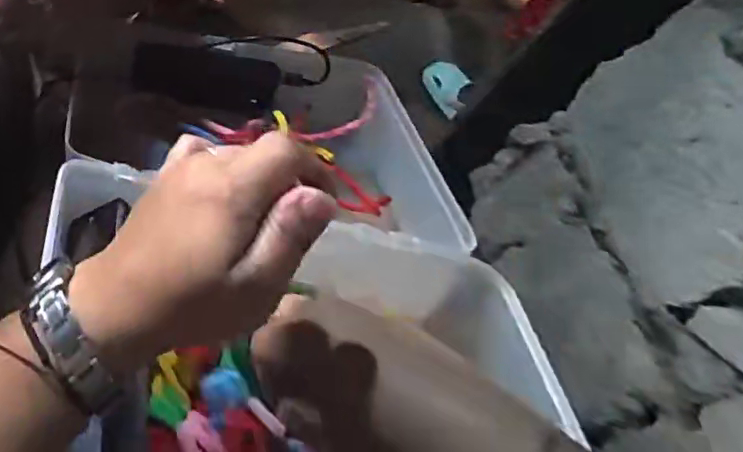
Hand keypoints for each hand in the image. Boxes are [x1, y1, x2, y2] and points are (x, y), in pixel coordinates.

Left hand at [68, 133, 336, 372]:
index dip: (315, 168)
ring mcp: (178, 165)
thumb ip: (290, 234)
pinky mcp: (163, 174)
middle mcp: (204, 162)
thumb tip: (321, 195)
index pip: (285, 147)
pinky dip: (222, 169)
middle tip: (292, 228)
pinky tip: (220, 199)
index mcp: (231, 185)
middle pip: (260, 150)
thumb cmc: (195, 302)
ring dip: (256, 177)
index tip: (326, 206)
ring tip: (258, 222)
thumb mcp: (256, 284)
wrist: (122, 298)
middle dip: (288, 179)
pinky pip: (202, 155)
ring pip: (233, 153)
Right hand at [250, 294, 579, 451]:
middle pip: (283, 323)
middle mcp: (316, 303)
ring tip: (339, 388)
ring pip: (318, 321)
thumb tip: (287, 405)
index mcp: (292, 330)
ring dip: (319, 349)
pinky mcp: (392, 317)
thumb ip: (297, 414)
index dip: (265, 380)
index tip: (283, 409)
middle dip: (289, 356)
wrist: (487, 440)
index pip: (255, 345)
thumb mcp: (330, 437)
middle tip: (308, 395)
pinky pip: (352, 326)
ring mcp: (356, 305)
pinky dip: (350, 348)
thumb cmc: (391, 440)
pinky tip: (371, 380)